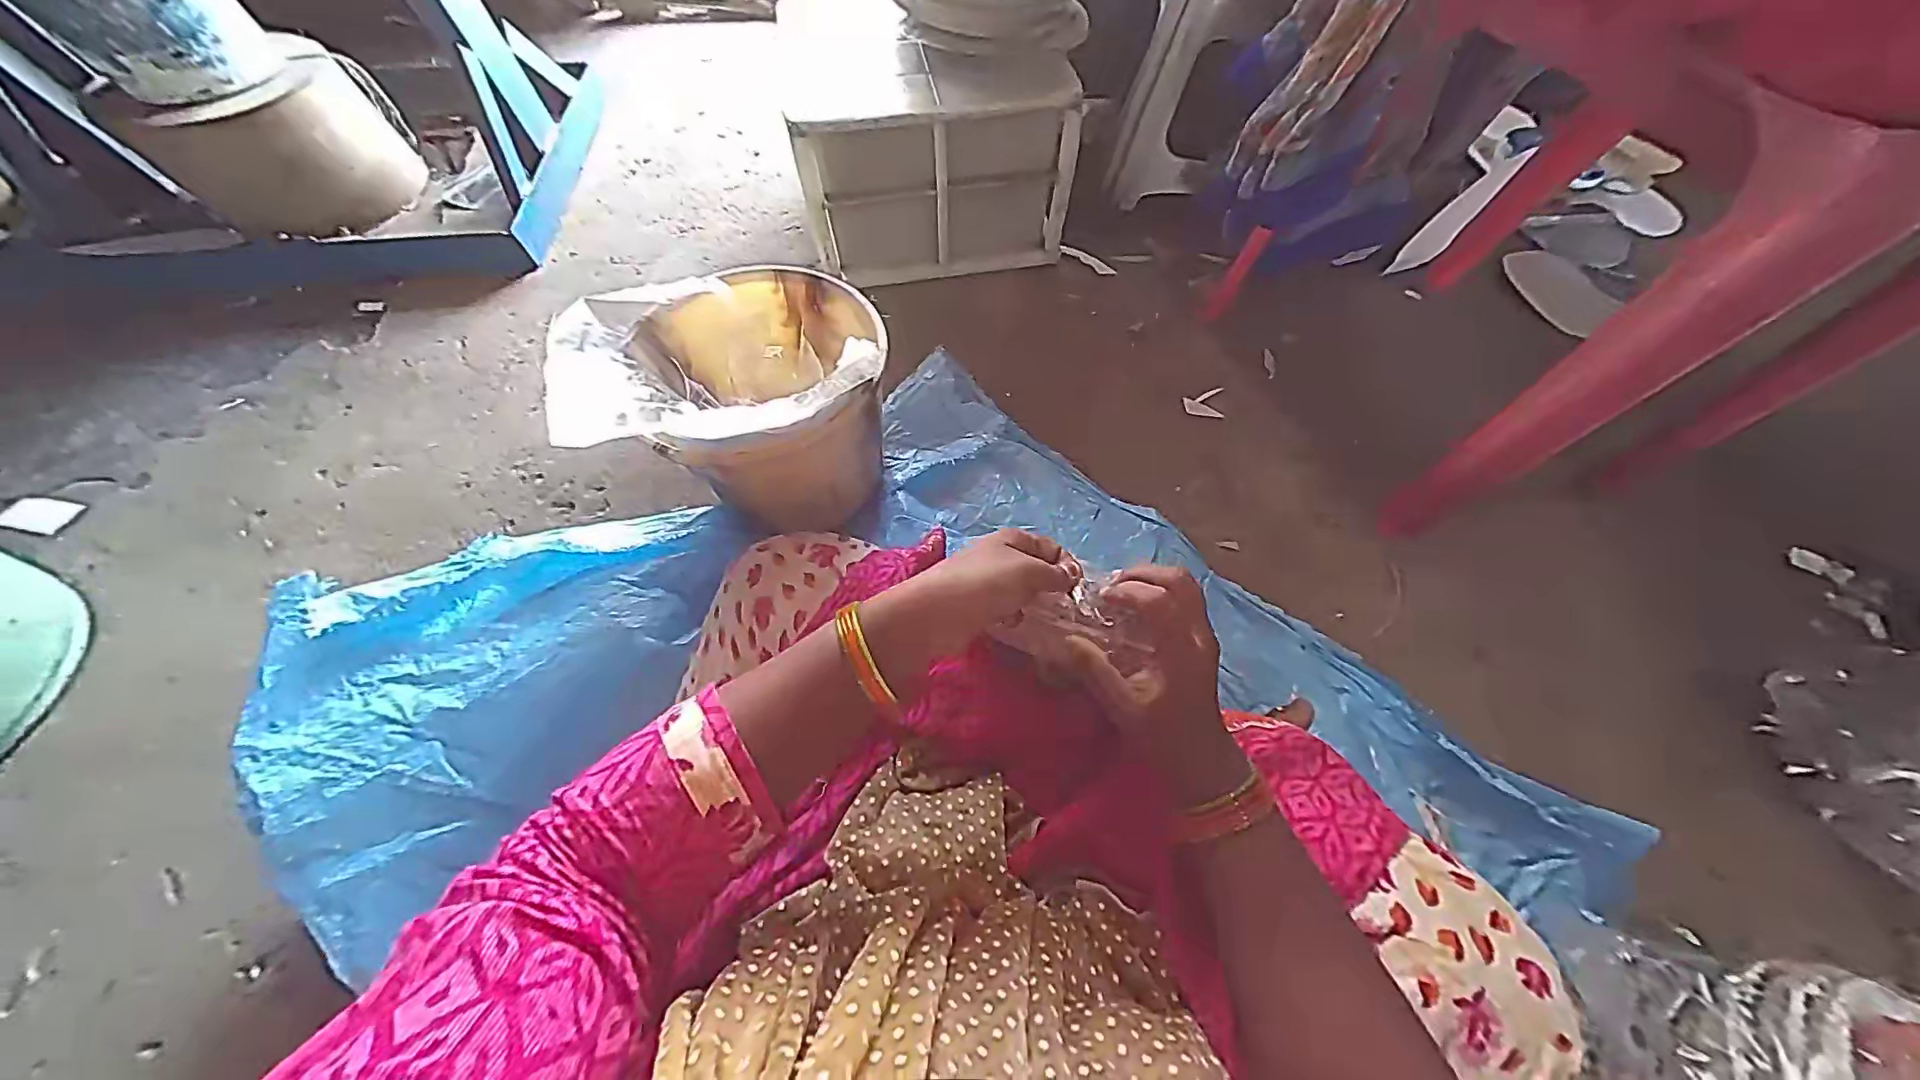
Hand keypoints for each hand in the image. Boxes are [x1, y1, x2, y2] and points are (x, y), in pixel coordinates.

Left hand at [874, 529, 1078, 659]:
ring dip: (1033, 603)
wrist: (937, 613)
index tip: (1077, 588)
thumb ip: (1055, 573)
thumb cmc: (985, 584)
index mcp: (1012, 538)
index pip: (1052, 546)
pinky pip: (1006, 608)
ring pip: (1023, 591)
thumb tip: (1072, 576)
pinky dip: (1014, 616)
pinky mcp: (978, 605)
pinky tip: (1014, 624)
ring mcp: (987, 581)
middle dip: (1052, 586)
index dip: (1067, 564)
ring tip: (1039, 617)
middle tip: (1064, 607)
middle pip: (1037, 569)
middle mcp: (1000, 555)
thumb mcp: (1028, 571)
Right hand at [1064, 565, 1250, 805]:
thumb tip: (1068, 639)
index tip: (1101, 600)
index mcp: (1183, 651)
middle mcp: (1199, 635)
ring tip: (1121, 592)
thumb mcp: (1123, 708)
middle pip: (1179, 581)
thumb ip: (1096, 672)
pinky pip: (1185, 598)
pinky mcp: (1202, 638)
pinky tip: (1135, 609)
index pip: (1159, 601)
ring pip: (1186, 585)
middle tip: (1111, 588)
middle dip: (1141, 574)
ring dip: (1152, 579)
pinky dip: (1159, 591)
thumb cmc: (1163, 736)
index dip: (1127, 592)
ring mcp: (1205, 635)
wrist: (1201, 758)